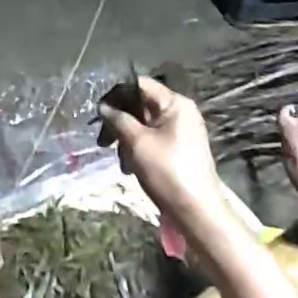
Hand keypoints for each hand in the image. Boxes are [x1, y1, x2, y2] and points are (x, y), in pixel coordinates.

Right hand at [98, 77, 224, 222]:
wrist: (198, 213)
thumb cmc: (167, 172)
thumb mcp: (137, 143)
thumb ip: (118, 120)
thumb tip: (104, 106)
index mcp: (175, 103)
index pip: (139, 84)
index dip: (116, 95)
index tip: (99, 115)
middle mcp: (181, 111)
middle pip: (141, 105)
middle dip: (120, 122)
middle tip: (104, 142)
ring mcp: (183, 130)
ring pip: (146, 124)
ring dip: (128, 139)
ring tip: (122, 162)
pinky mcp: (182, 148)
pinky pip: (154, 138)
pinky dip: (140, 148)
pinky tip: (132, 167)